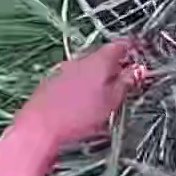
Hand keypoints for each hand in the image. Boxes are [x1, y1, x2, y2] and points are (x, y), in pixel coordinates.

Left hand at [10, 39, 148, 151]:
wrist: (38, 129)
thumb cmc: (76, 116)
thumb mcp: (112, 101)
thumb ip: (126, 83)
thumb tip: (137, 71)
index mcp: (99, 60)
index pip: (120, 46)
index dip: (131, 50)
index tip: (137, 58)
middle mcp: (80, 60)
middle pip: (102, 56)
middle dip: (114, 65)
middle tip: (124, 80)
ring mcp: (63, 70)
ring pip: (86, 67)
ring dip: (96, 76)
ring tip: (103, 96)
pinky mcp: (50, 83)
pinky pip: (71, 78)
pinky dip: (80, 85)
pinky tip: (81, 103)